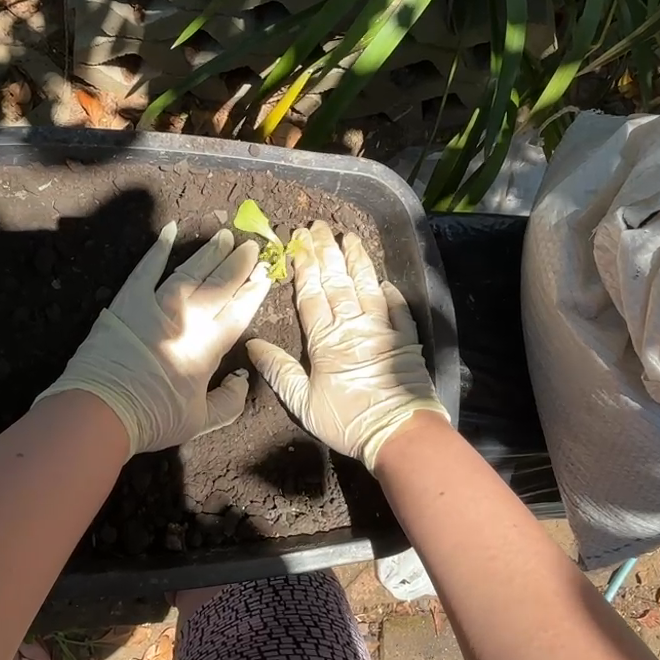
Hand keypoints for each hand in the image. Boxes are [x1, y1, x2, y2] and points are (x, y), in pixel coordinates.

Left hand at [40, 223, 271, 455]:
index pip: (239, 312)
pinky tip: (170, 230)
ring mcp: (157, 305)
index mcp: (209, 348)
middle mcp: (188, 319)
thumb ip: (228, 401)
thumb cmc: (153, 418)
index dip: (254, 292)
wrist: (102, 409)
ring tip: (224, 236)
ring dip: (208, 253)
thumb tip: (241, 380)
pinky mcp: (128, 301)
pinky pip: (145, 269)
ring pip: (189, 272)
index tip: (265, 273)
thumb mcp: (200, 421)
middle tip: (250, 246)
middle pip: (219, 285)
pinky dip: (158, 249)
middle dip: (237, 264)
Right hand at [246, 221, 446, 467]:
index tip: (297, 242)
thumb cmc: (347, 420)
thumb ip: (279, 371)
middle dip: (326, 251)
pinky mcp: (406, 339)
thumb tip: (253, 344)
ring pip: (366, 286)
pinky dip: (389, 292)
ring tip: (350, 237)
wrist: (399, 433)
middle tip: (319, 226)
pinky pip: (397, 308)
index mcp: (325, 340)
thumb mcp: (303, 402)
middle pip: (337, 281)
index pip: (311, 294)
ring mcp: (382, 329)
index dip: (303, 266)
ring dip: (357, 260)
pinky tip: (383, 279)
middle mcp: (353, 326)